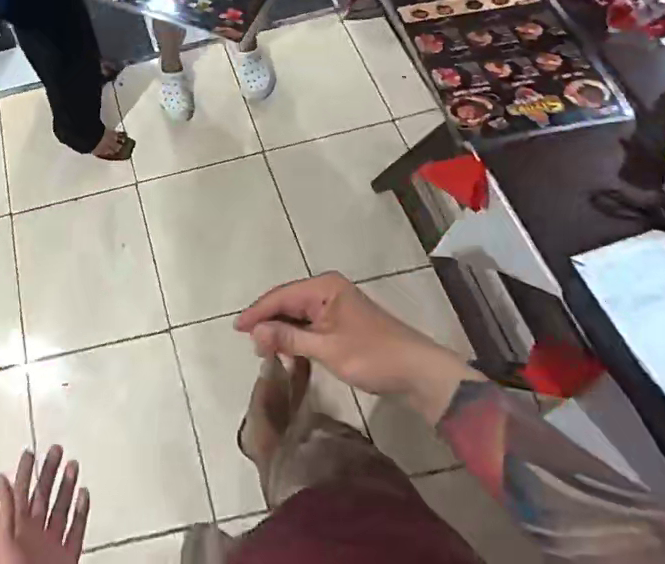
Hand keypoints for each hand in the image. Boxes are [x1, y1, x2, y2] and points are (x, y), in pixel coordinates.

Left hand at [0, 446, 88, 563]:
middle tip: (56, 450)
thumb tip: (1, 478)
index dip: (25, 470)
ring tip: (73, 465)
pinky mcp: (67, 557)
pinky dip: (82, 512)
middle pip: (43, 494)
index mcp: (16, 524)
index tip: (30, 451)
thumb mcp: (2, 540)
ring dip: (68, 487)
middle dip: (50, 471)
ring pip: (62, 508)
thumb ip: (4, 509)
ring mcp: (52, 543)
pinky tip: (84, 495)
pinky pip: (76, 531)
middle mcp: (34, 530)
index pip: (21, 489)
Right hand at [235, 273, 483, 423]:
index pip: (278, 297)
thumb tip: (253, 334)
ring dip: (282, 331)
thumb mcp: (326, 349)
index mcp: (323, 287)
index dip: (256, 314)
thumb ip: (287, 338)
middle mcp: (328, 289)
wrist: (427, 378)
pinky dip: (298, 335)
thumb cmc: (375, 358)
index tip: (237, 330)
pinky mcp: (344, 320)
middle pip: (286, 303)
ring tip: (268, 349)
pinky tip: (289, 349)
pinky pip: (310, 322)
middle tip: (253, 345)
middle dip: (268, 323)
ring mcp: (337, 303)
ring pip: (297, 313)